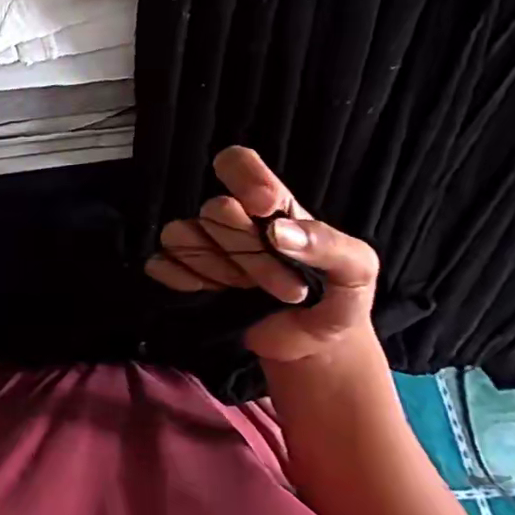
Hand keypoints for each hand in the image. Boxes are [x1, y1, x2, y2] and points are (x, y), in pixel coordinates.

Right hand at [143, 146, 380, 362]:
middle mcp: (228, 221)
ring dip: (217, 268)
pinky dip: (181, 279)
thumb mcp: (356, 271)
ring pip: (180, 234)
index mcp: (269, 207)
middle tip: (287, 287)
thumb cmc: (336, 300)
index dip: (242, 177)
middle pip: (214, 209)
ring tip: (247, 292)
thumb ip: (329, 245)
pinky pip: (158, 263)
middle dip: (251, 251)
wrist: (311, 350)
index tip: (265, 208)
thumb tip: (277, 231)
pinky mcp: (177, 273)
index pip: (236, 164)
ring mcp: (199, 247)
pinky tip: (212, 294)